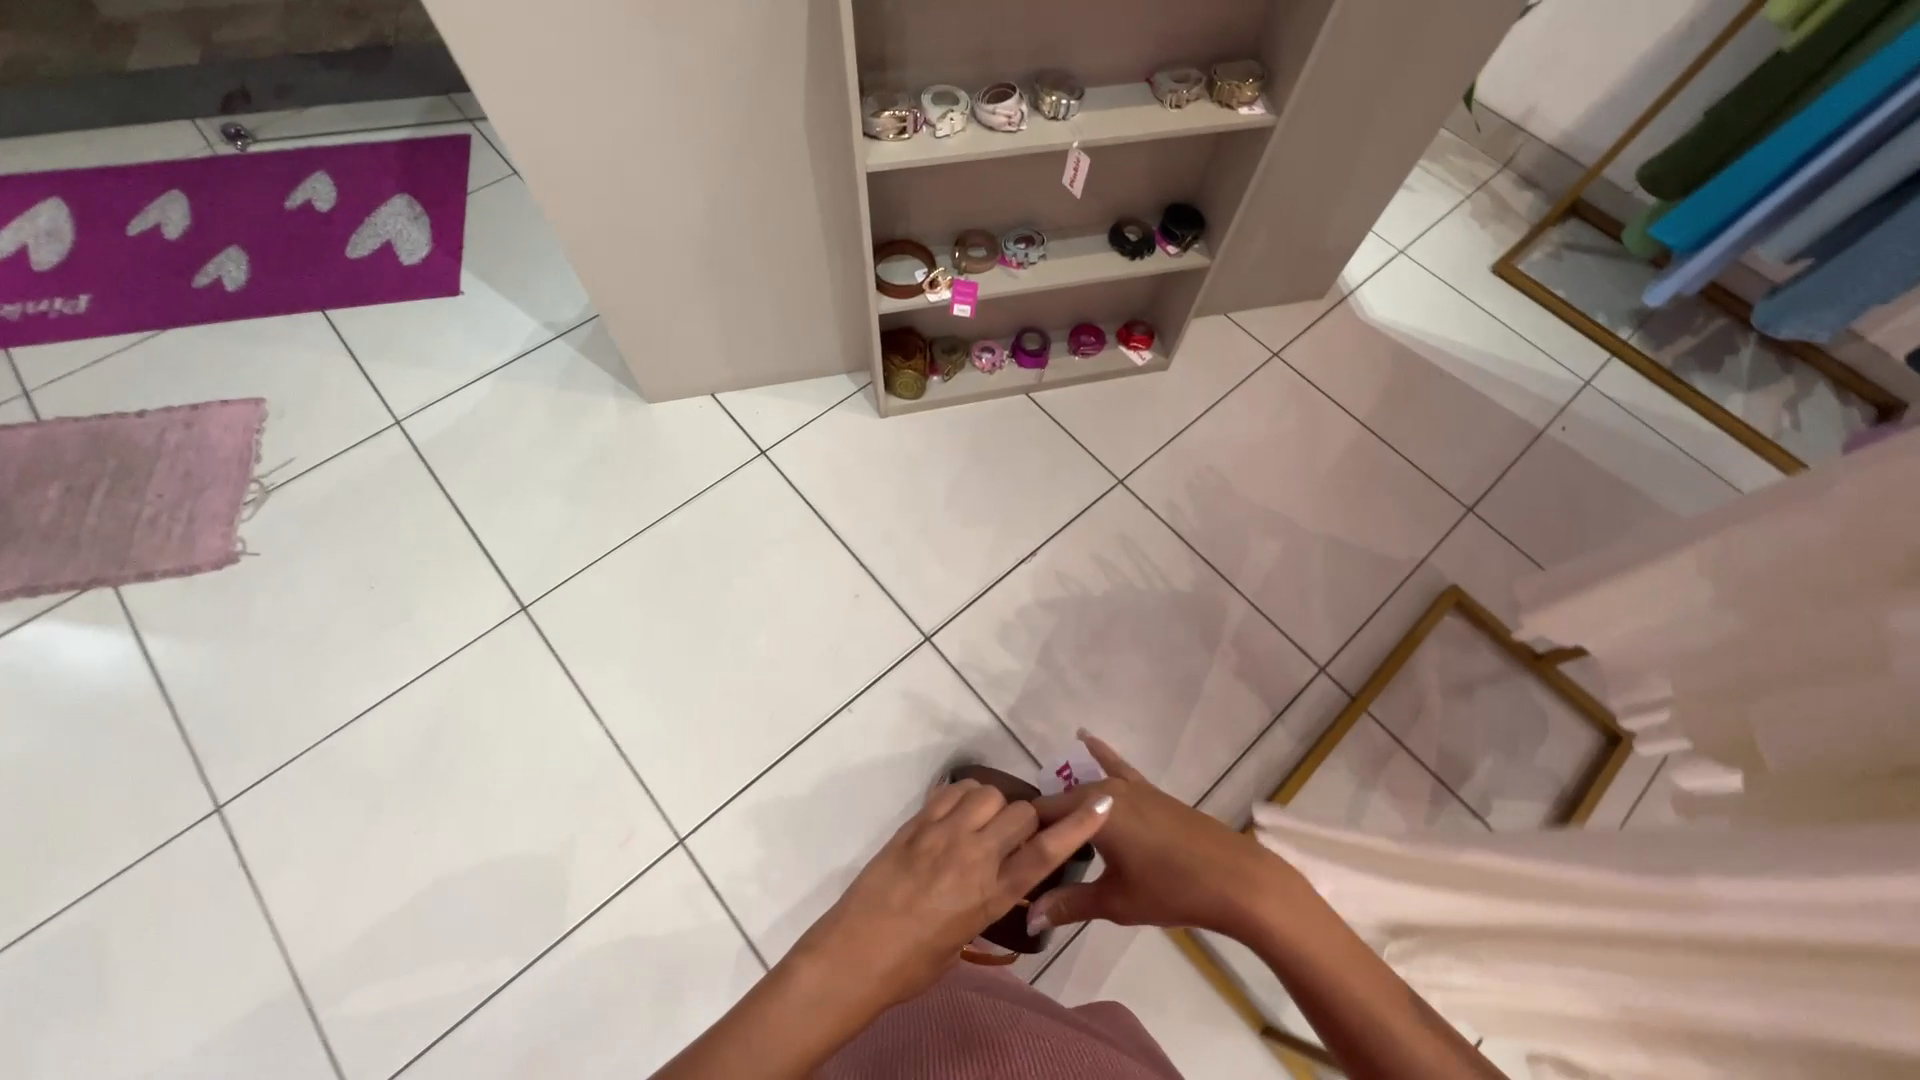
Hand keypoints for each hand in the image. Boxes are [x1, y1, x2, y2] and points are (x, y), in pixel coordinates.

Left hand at [788, 776, 1113, 1009]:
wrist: (855, 954)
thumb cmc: (911, 965)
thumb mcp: (962, 942)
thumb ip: (985, 907)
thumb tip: (991, 888)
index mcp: (992, 895)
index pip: (1046, 852)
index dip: (1077, 826)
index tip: (1102, 804)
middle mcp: (974, 857)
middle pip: (1020, 814)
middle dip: (1026, 820)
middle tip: (1012, 835)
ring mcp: (943, 835)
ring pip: (988, 794)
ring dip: (993, 805)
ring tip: (982, 822)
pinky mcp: (916, 824)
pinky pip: (952, 793)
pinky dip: (963, 796)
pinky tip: (957, 812)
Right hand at [1027, 732, 1302, 939]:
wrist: (1235, 879)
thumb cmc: (1170, 889)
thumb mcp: (1114, 901)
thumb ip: (1068, 904)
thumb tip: (1028, 917)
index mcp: (1090, 811)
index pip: (1039, 816)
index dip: (1020, 836)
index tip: (1004, 855)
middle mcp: (1105, 789)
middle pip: (1060, 804)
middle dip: (1043, 826)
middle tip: (1024, 853)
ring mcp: (1130, 786)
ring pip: (1085, 790)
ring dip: (1067, 805)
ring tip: (1048, 826)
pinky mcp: (1150, 791)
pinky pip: (1116, 768)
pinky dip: (1100, 755)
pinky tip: (1086, 738)